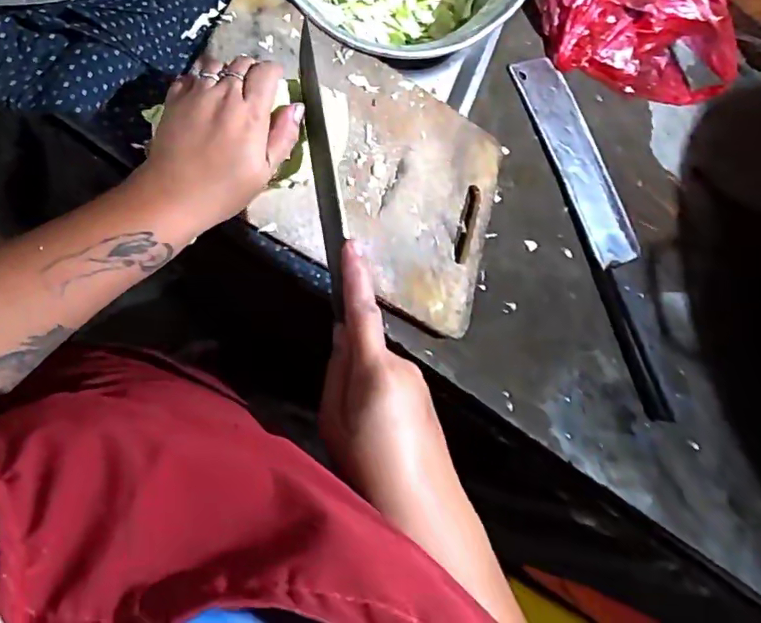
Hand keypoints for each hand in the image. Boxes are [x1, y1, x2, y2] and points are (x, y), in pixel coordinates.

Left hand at [136, 54, 302, 229]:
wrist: (170, 197)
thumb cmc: (223, 190)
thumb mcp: (264, 172)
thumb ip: (283, 136)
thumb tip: (296, 107)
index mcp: (250, 111)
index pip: (266, 70)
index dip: (273, 73)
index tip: (273, 86)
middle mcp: (224, 94)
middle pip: (242, 62)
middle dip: (251, 71)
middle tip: (250, 91)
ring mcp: (196, 93)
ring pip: (215, 63)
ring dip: (224, 72)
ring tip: (225, 91)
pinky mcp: (174, 98)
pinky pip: (190, 75)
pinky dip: (199, 79)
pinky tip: (201, 96)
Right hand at [319, 241, 528, 622]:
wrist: (426, 517)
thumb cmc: (370, 467)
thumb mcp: (334, 421)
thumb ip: (336, 372)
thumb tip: (343, 335)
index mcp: (376, 367)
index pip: (361, 310)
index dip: (354, 276)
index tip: (351, 244)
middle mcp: (403, 366)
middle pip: (364, 347)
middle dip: (347, 366)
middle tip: (339, 416)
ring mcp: (418, 385)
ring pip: (376, 370)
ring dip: (362, 389)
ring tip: (358, 439)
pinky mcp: (426, 402)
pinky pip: (391, 387)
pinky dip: (377, 402)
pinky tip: (378, 443)